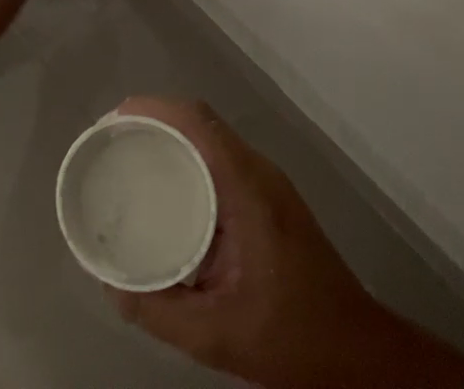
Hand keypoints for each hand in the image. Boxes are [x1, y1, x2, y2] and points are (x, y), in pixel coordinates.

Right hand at [104, 97, 387, 388]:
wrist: (357, 353)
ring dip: (168, 137)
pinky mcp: (268, 199)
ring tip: (123, 160)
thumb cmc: (292, 336)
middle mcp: (259, 174)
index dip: (151, 110)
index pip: (197, 122)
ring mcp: (267, 185)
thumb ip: (158, 310)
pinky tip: (162, 189)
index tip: (109, 124)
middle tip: (106, 145)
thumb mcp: (215, 334)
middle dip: (150, 122)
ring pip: (210, 138)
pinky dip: (185, 158)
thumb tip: (109, 284)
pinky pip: (219, 159)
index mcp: (248, 190)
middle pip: (199, 122)